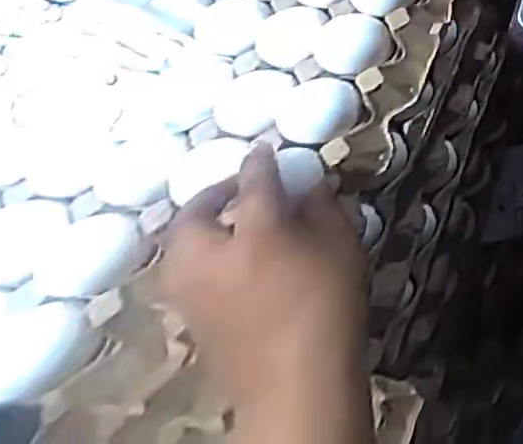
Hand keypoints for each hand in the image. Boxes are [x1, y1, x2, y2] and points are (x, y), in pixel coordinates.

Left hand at [161, 145, 370, 440]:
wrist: (296, 373)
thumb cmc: (330, 299)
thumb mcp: (342, 242)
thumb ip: (324, 209)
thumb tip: (310, 186)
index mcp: (256, 234)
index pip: (253, 185)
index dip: (259, 163)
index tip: (264, 148)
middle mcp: (210, 258)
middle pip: (192, 217)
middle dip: (211, 196)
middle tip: (239, 186)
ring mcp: (190, 291)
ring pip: (179, 246)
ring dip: (200, 226)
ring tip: (232, 220)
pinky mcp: (186, 315)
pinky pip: (185, 269)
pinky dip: (201, 251)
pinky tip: (231, 254)